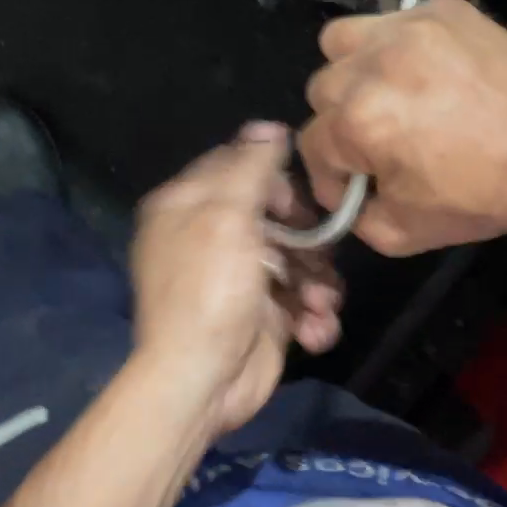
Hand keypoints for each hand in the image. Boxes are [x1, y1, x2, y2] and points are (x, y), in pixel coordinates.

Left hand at [130, 122, 344, 437]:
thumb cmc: (208, 290)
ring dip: (318, 284)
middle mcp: (211, 236)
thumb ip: (250, 167)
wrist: (200, 381)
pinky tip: (313, 332)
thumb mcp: (226, 216)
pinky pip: (301, 302)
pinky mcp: (263, 316)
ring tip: (318, 305)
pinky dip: (314, 317)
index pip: (237, 169)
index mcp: (188, 206)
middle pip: (277, 216)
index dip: (274, 182)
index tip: (297, 201)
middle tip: (319, 258)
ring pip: (298, 261)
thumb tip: (268, 126)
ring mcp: (239, 278)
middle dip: (308, 241)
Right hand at [298, 0, 506, 255]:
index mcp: (360, 120)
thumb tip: (343, 197)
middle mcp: (374, 64)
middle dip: (341, 122)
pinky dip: (398, 47)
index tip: (355, 186)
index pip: (312, 144)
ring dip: (354, 70)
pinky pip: (393, 20)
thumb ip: (353, 217)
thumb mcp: (403, 234)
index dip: (330, 174)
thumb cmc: (484, 198)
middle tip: (380, 140)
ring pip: (342, 41)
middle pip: (321, 90)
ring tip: (389, 92)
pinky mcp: (443, 9)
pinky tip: (429, 73)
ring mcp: (409, 29)